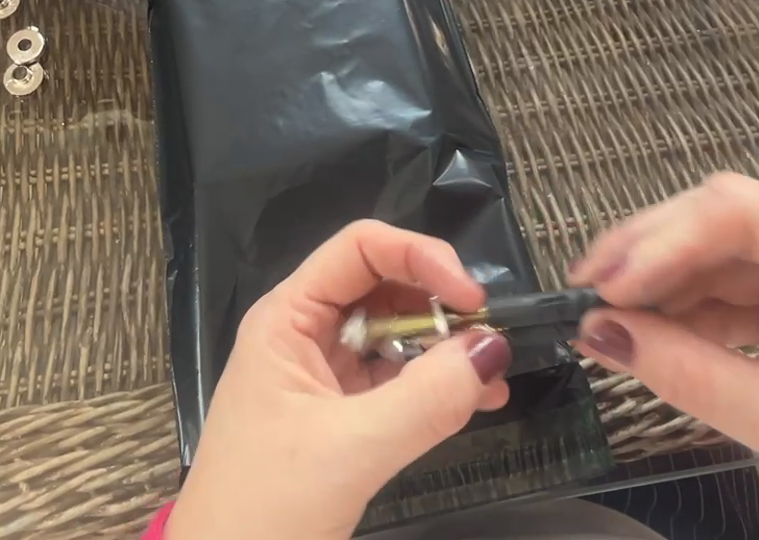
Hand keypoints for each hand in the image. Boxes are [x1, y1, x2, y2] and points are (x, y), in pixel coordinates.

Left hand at [166, 221, 512, 539]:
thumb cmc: (265, 508)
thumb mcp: (349, 450)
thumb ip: (424, 398)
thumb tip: (493, 348)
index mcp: (288, 315)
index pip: (359, 249)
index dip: (419, 257)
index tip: (472, 298)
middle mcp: (304, 330)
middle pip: (380, 284)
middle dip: (437, 303)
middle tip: (490, 340)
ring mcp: (322, 371)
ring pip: (392, 332)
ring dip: (443, 347)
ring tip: (493, 377)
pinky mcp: (339, 412)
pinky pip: (394, 379)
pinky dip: (434, 385)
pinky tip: (475, 400)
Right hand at [568, 172, 758, 539]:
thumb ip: (693, 377)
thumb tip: (596, 332)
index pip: (745, 213)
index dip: (663, 238)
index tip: (603, 285)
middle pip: (726, 220)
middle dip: (650, 254)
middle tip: (586, 296)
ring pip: (724, 250)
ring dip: (664, 283)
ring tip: (610, 320)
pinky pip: (741, 286)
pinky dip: (693, 309)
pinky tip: (657, 332)